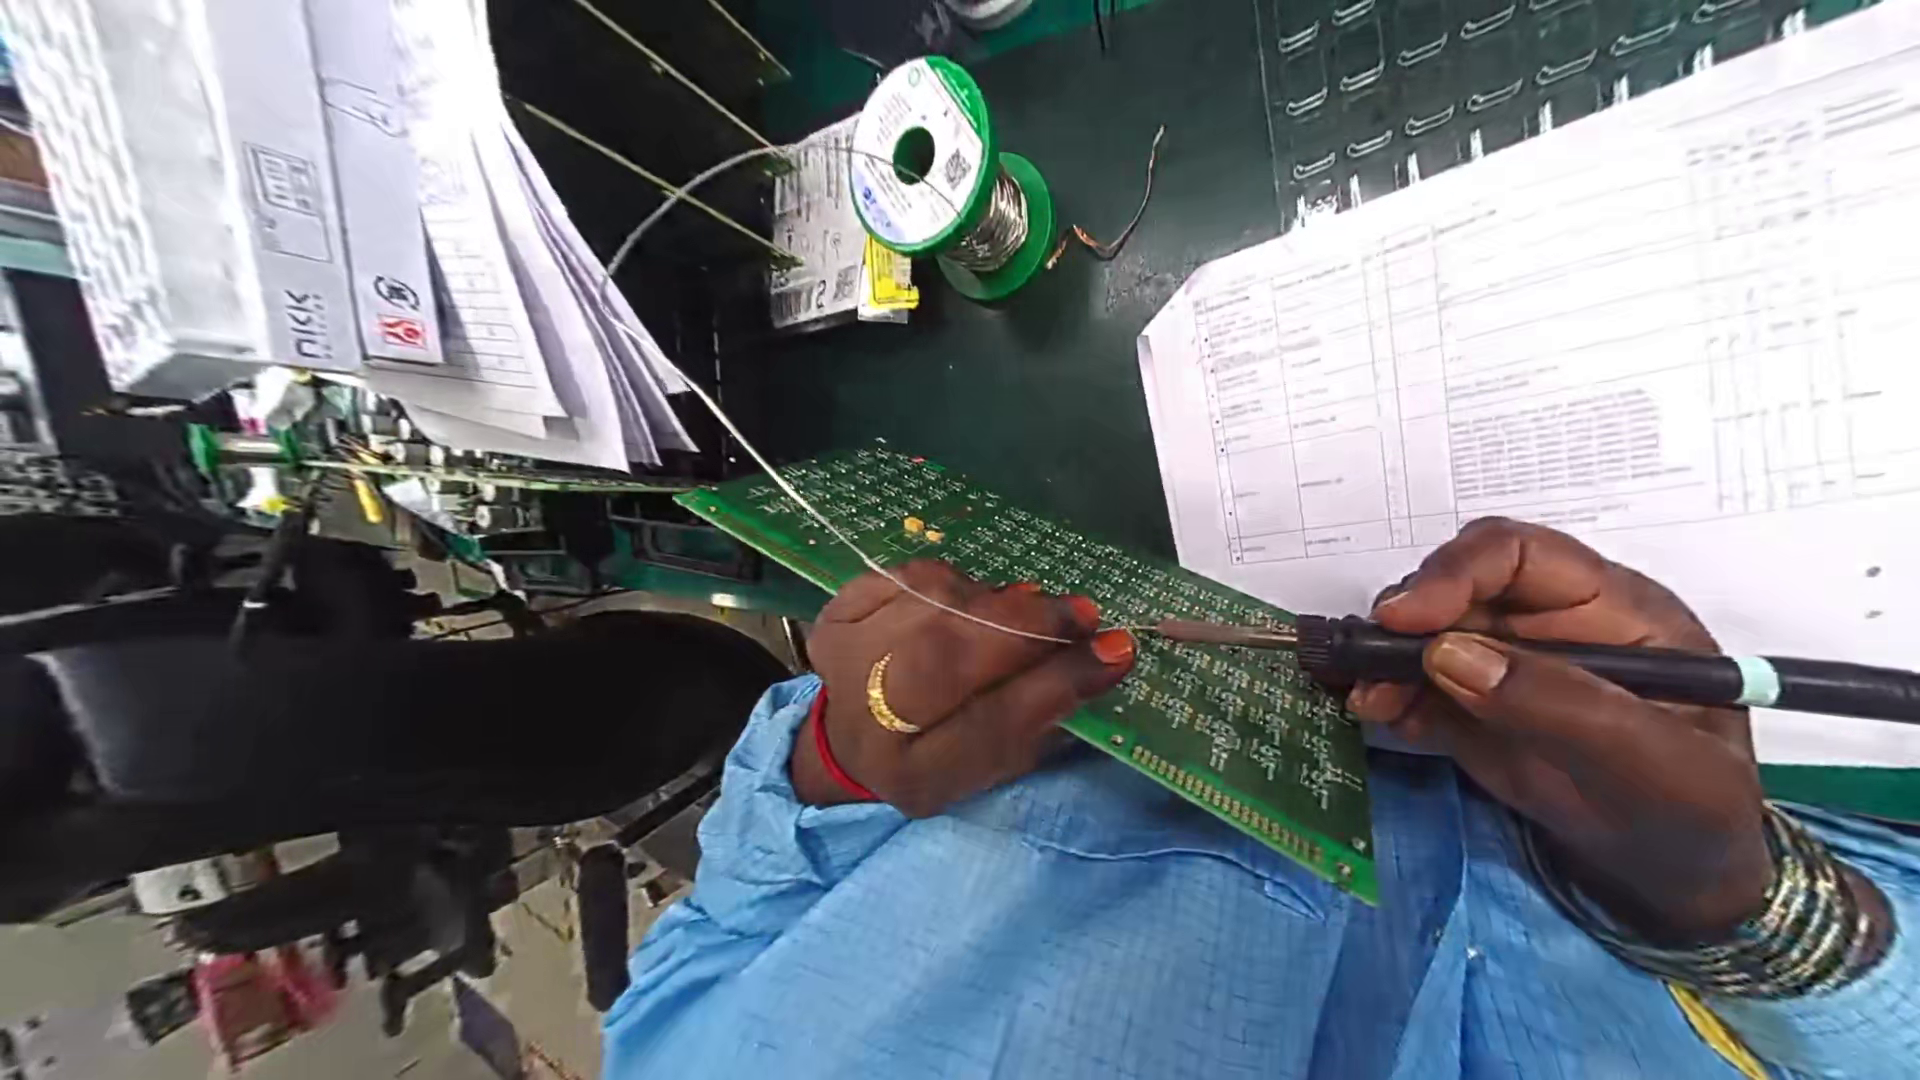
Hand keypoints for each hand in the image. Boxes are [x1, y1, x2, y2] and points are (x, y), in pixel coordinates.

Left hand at [791, 560, 1136, 816]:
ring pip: (932, 603)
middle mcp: (864, 719)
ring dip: (993, 600)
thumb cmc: (941, 754)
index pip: (989, 726)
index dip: (1056, 683)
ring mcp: (842, 656)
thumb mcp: (995, 760)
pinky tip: (967, 601)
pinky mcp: (836, 612)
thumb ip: (1043, 714)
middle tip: (1081, 614)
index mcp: (913, 774)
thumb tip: (1101, 651)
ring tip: (1024, 610)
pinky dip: (952, 582)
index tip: (1116, 649)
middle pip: (948, 653)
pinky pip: (911, 575)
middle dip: (1027, 625)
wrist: (854, 738)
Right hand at [1348, 518, 1773, 941]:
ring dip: (1379, 657)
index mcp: (1606, 609)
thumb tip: (1447, 655)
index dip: (1454, 572)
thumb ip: (1562, 706)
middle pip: (1449, 584)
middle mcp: (1538, 618)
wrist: (1657, 874)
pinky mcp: (1453, 689)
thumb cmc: (1686, 813)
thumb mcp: (1658, 768)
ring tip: (1372, 700)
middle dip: (1404, 620)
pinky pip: (1400, 672)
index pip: (1518, 554)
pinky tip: (1383, 716)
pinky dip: (1380, 688)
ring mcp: (1490, 653)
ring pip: (1413, 626)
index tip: (1402, 618)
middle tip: (1373, 663)